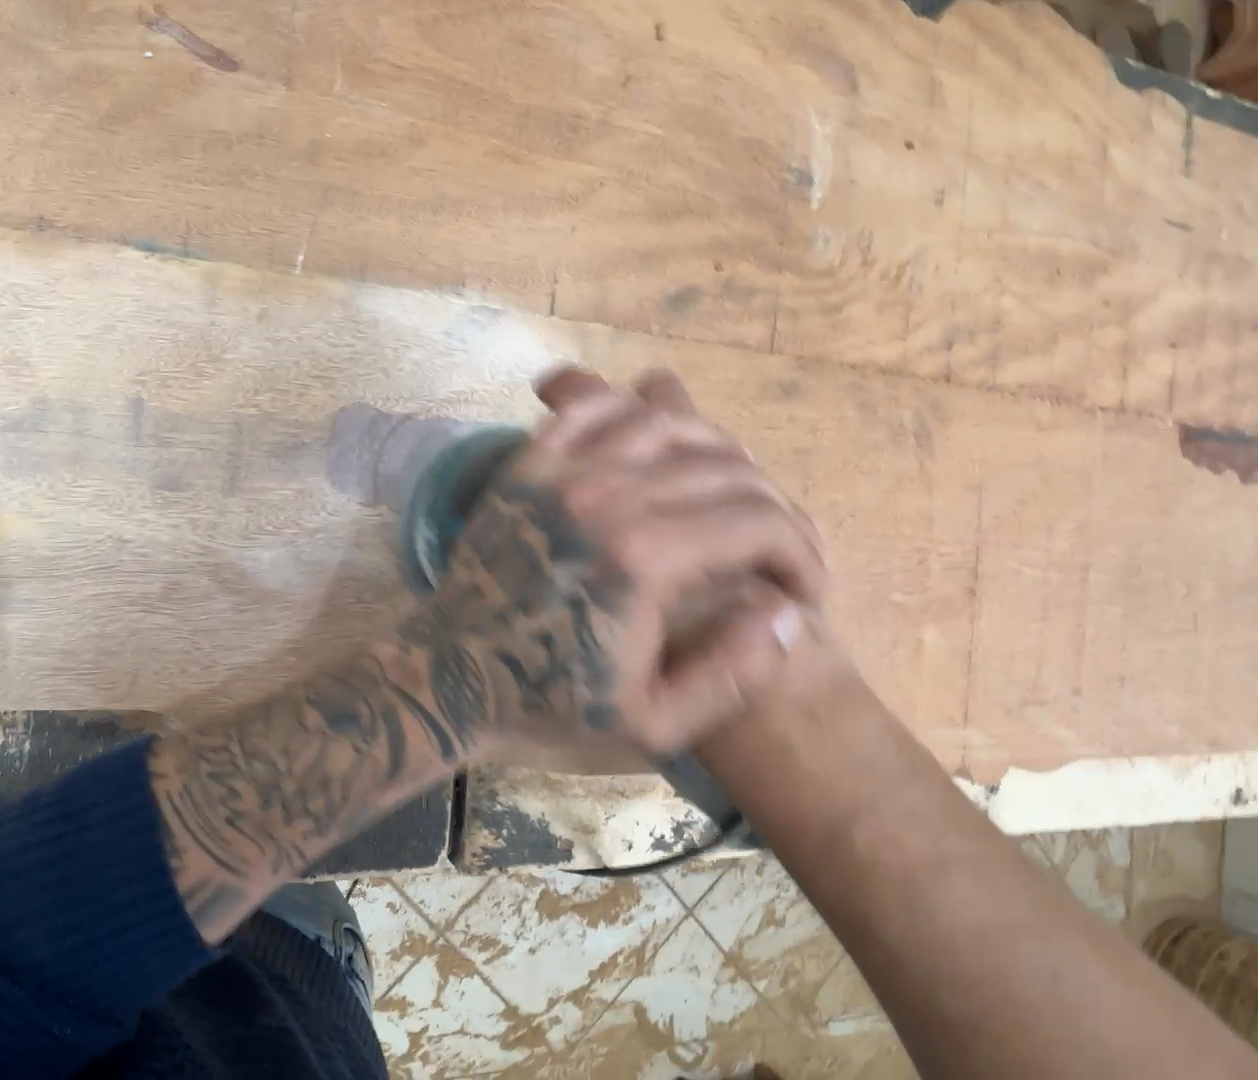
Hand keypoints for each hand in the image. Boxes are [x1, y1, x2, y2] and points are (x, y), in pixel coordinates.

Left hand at [398, 368, 828, 766]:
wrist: (452, 673)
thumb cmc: (550, 701)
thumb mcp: (653, 722)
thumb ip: (732, 674)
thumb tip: (786, 613)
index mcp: (641, 560)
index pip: (758, 523)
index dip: (801, 553)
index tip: (805, 587)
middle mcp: (606, 497)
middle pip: (724, 469)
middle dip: (772, 507)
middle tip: (778, 547)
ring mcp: (561, 472)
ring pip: (669, 424)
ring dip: (719, 452)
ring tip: (733, 493)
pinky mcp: (528, 465)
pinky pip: (595, 409)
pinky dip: (638, 410)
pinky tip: (660, 438)